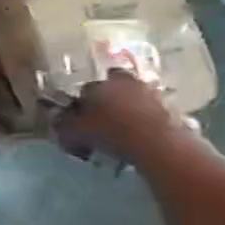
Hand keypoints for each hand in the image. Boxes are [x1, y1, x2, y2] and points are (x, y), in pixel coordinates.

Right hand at [55, 71, 196, 163]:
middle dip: (105, 102)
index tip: (79, 122)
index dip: (79, 107)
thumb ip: (63, 126)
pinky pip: (148, 108)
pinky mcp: (168, 102)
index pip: (82, 91)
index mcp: (97, 85)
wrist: (158, 143)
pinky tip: (139, 134)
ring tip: (122, 130)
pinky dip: (142, 117)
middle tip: (102, 122)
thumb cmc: (110, 134)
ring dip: (125, 108)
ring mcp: (147, 90)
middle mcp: (122, 81)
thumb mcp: (75, 134)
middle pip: (109, 88)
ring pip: (130, 96)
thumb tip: (56, 121)